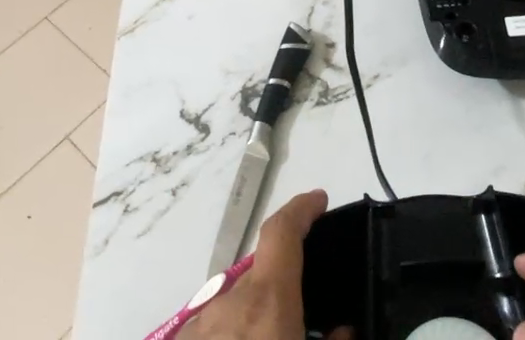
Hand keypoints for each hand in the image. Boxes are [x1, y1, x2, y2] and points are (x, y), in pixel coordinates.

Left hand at [183, 190, 331, 339]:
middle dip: (282, 289)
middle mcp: (229, 303)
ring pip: (236, 305)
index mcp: (267, 301)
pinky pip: (214, 328)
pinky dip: (234, 334)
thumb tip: (344, 331)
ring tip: (274, 336)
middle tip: (302, 318)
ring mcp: (199, 323)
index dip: (300, 209)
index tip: (318, 199)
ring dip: (257, 319)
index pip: (280, 233)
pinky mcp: (181, 338)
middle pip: (260, 278)